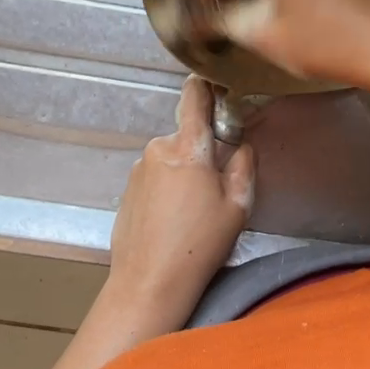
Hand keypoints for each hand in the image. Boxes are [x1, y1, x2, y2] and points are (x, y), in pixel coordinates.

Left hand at [105, 76, 255, 325]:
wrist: (148, 284)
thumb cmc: (200, 245)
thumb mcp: (237, 206)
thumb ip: (243, 166)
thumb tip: (240, 145)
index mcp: (187, 148)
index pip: (195, 98)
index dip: (206, 86)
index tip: (217, 84)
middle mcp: (158, 149)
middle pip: (186, 137)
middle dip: (200, 153)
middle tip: (214, 188)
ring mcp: (138, 170)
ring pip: (170, 159)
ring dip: (182, 174)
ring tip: (192, 213)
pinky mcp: (126, 191)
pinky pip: (154, 178)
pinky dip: (166, 191)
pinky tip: (172, 221)